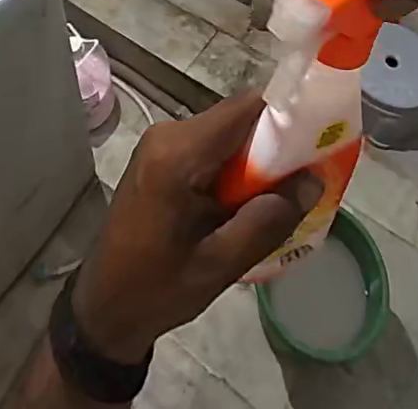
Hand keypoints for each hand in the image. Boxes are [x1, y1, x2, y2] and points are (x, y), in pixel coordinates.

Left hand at [72, 91, 322, 361]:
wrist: (102, 308)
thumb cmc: (156, 289)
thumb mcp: (217, 266)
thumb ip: (265, 221)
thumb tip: (313, 181)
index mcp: (177, 154)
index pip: (244, 109)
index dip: (283, 117)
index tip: (315, 140)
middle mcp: (168, 133)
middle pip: (237, 118)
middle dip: (272, 144)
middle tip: (301, 179)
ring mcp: (161, 141)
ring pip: (226, 131)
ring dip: (253, 159)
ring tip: (276, 196)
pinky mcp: (161, 154)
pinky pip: (210, 144)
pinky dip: (233, 165)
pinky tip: (242, 201)